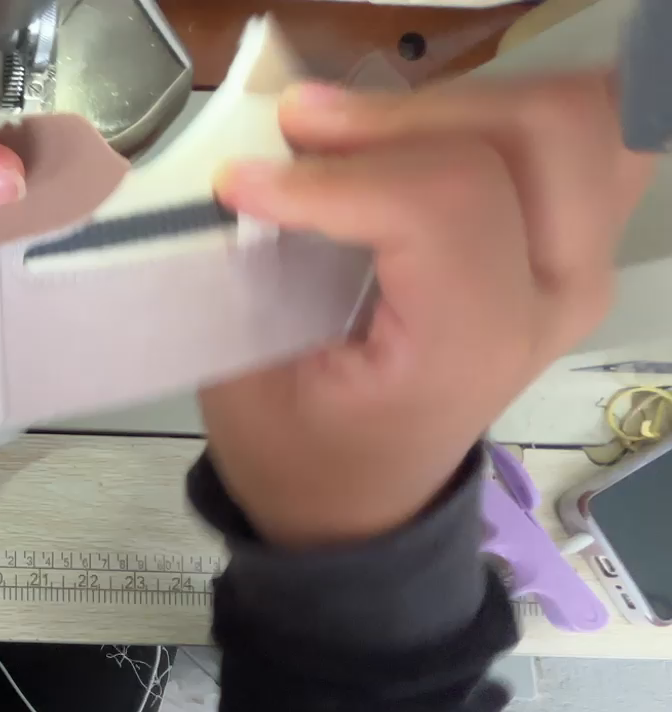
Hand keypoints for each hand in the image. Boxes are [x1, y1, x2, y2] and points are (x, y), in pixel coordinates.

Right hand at [200, 74, 654, 547]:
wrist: (353, 497)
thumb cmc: (288, 451)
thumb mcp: (244, 384)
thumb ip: (255, 282)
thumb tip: (250, 185)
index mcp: (462, 344)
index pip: (437, 204)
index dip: (331, 173)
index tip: (236, 178)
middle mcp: (552, 293)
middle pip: (537, 132)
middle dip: (402, 114)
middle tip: (297, 128)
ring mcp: (579, 264)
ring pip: (581, 116)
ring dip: (461, 104)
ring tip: (356, 132)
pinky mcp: (570, 247)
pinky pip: (586, 139)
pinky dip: (506, 116)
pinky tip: (420, 141)